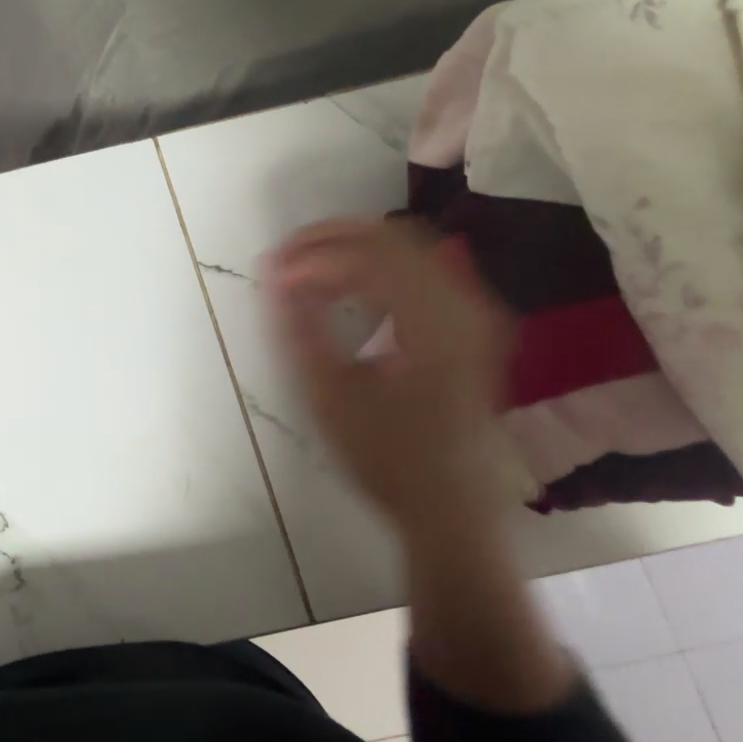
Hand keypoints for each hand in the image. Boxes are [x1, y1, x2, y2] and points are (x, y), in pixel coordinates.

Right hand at [269, 219, 511, 536]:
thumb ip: (300, 329)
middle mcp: (466, 305)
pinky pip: (421, 270)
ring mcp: (474, 313)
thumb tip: (276, 276)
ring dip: (352, 249)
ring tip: (303, 268)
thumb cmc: (384, 457)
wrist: (446, 504)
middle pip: (396, 237)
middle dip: (332, 239)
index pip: (371, 256)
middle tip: (281, 257)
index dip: (314, 254)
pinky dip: (375, 267)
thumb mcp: (329, 395)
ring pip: (409, 248)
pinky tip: (342, 286)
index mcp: (436, 323)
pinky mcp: (469, 326)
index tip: (268, 270)